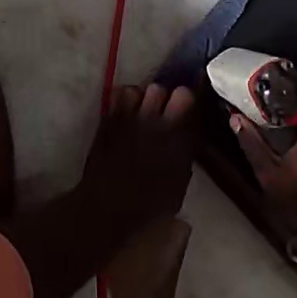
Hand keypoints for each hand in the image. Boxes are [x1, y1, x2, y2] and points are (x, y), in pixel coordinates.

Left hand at [81, 84, 198, 231]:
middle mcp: (157, 122)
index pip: (189, 100)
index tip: (187, 113)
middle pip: (169, 90)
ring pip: (145, 89)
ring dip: (147, 98)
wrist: (107, 208)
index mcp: (177, 138)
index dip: (189, 105)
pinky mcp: (111, 118)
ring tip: (144, 110)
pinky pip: (121, 92)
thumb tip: (189, 140)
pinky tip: (127, 110)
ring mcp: (132, 117)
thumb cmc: (147, 204)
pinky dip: (125, 98)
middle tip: (166, 112)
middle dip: (170, 99)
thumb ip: (186, 157)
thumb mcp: (179, 186)